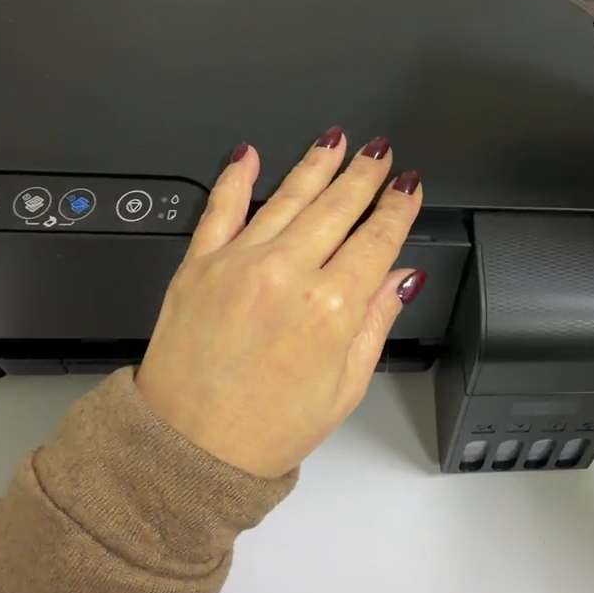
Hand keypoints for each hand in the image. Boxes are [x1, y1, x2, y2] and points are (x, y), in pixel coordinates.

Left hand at [136, 129, 426, 477]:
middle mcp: (287, 275)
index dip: (399, 206)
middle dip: (365, 173)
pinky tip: (250, 154)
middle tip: (379, 151)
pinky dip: (237, 176)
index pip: (378, 237)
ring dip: (319, 162)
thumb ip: (377, 320)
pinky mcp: (199, 264)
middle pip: (340, 205)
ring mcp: (240, 264)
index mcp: (331, 308)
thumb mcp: (345, 385)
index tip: (408, 187)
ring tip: (337, 140)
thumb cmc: (265, 429)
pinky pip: (221, 206)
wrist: (185, 452)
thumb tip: (402, 278)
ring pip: (290, 195)